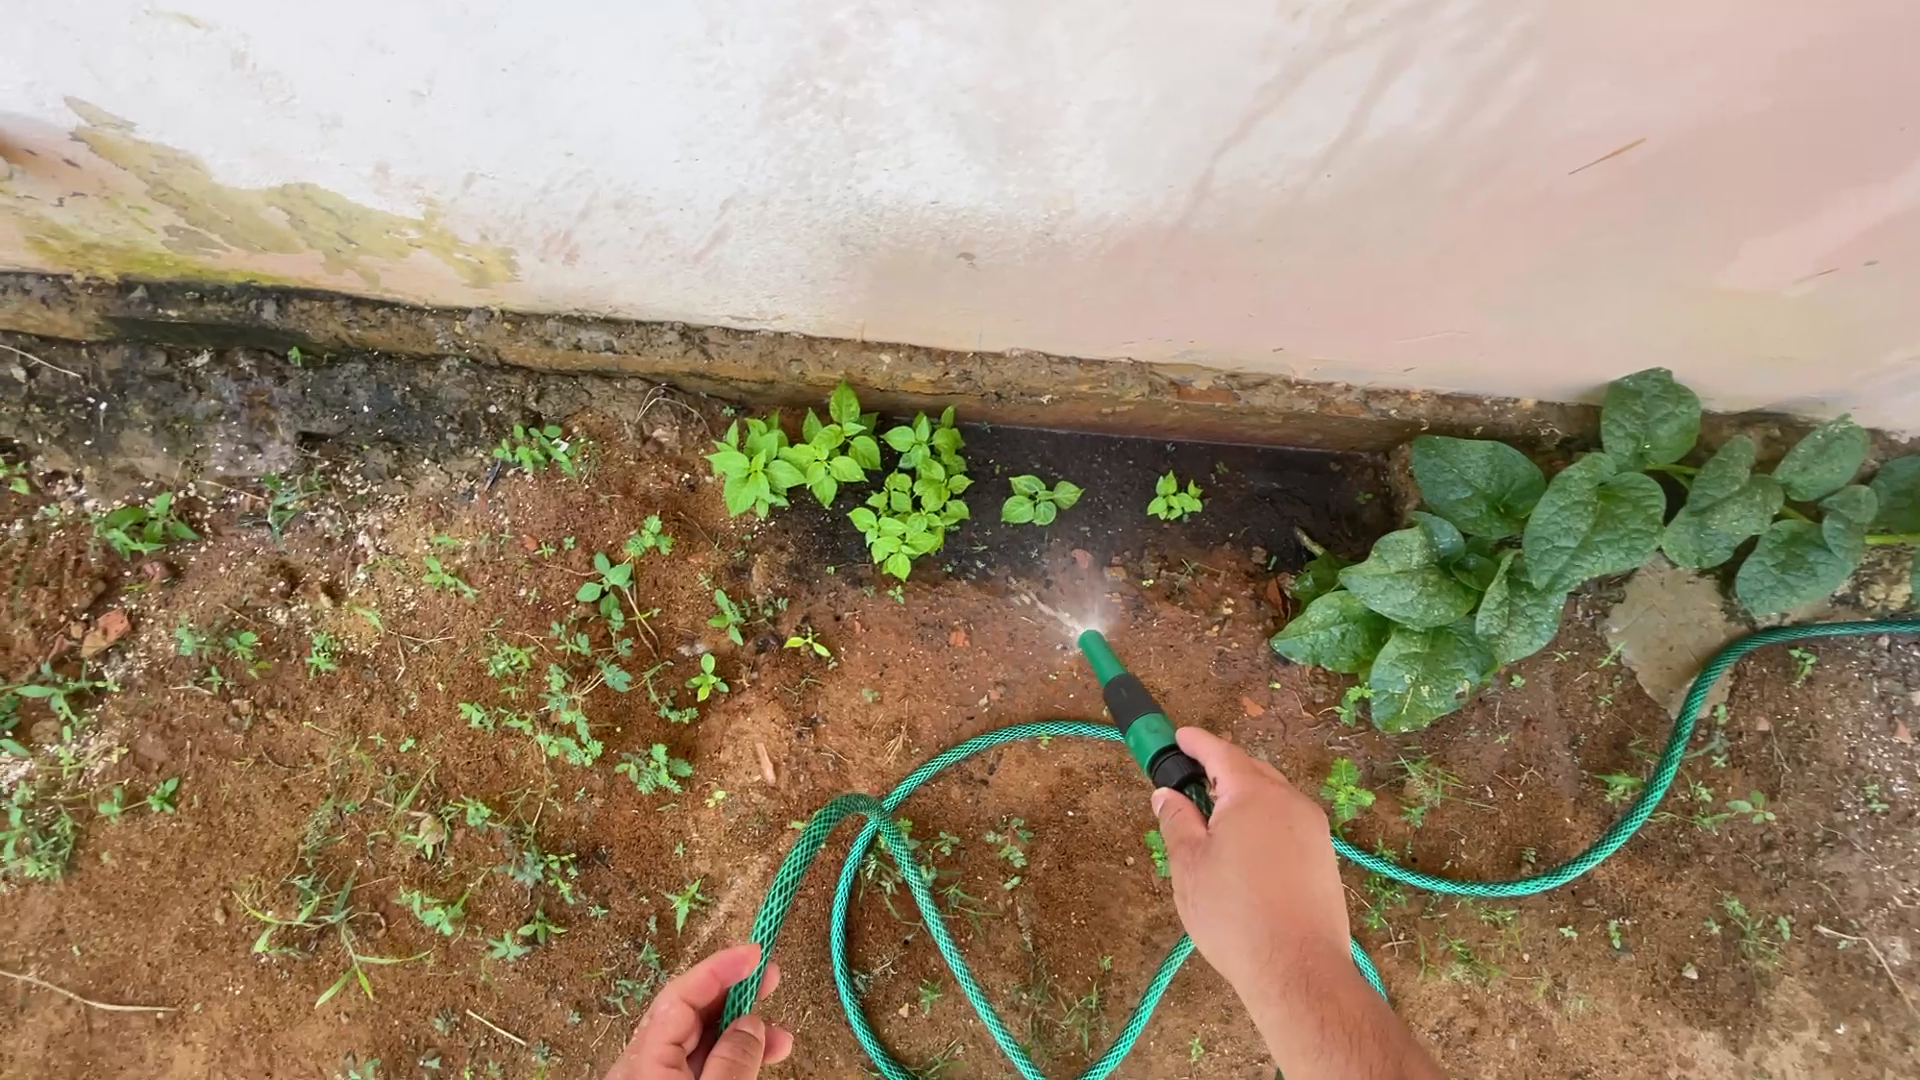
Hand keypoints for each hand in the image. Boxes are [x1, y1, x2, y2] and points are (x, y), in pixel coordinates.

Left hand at [605, 944, 794, 1079]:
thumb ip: (732, 1061)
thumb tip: (751, 1022)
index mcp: (644, 1061)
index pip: (681, 995)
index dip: (719, 967)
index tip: (756, 952)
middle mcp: (643, 1068)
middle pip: (691, 1015)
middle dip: (735, 995)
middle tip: (773, 977)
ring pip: (701, 1045)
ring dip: (742, 1033)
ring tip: (782, 1036)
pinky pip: (701, 1069)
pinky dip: (733, 1059)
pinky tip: (763, 1057)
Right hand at [1152, 728, 1442, 1078]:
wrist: (1299, 973)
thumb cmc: (1234, 913)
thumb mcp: (1189, 864)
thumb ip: (1176, 820)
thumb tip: (1167, 795)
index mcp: (1253, 794)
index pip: (1220, 752)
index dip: (1195, 742)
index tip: (1178, 737)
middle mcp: (1289, 801)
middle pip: (1250, 770)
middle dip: (1219, 768)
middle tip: (1189, 780)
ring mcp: (1313, 830)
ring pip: (1272, 795)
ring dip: (1242, 795)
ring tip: (1214, 819)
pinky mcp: (1324, 858)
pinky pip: (1287, 821)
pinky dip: (1261, 818)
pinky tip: (1244, 848)